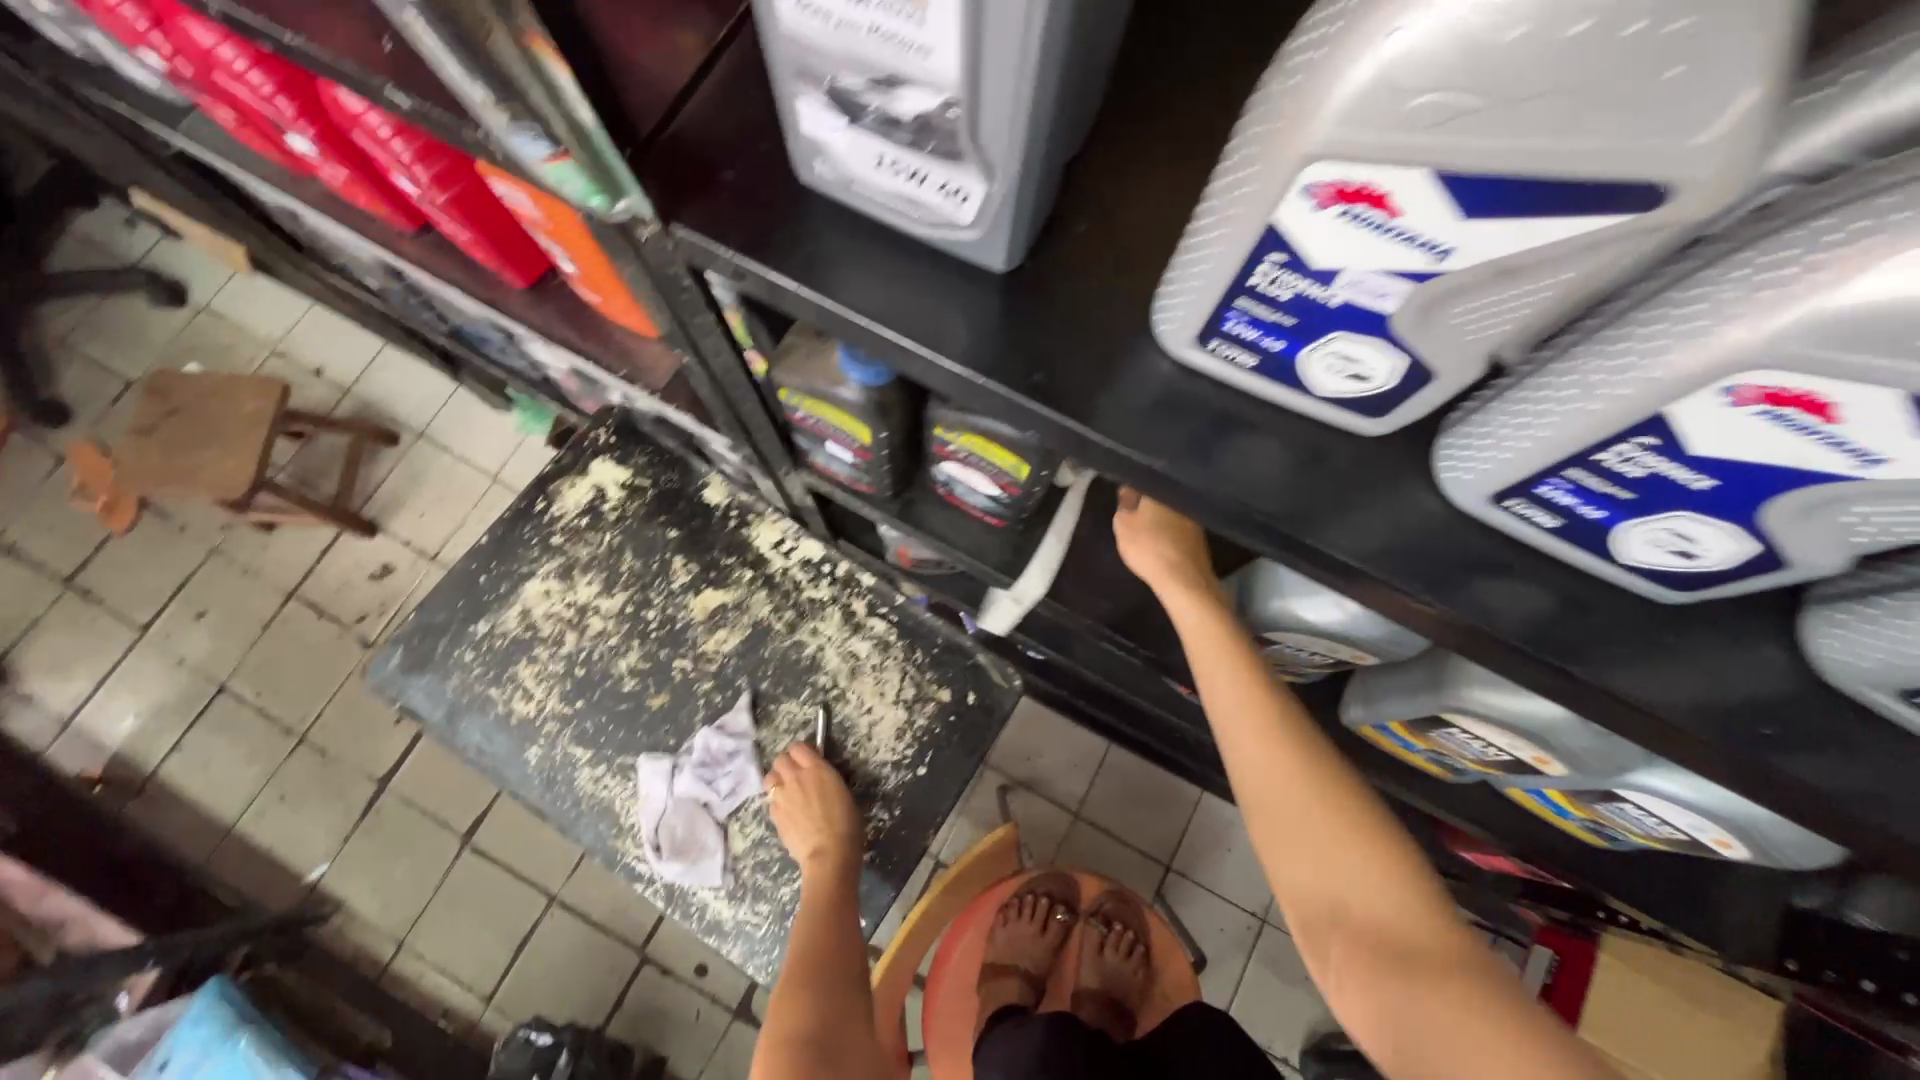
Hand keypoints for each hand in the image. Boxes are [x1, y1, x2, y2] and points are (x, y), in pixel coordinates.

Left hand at [767, 741, 863, 882]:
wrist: (828, 853)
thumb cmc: (846, 823)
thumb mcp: (842, 792)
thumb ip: (825, 779)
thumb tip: (817, 778)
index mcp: (816, 768)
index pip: (798, 746)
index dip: (802, 752)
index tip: (808, 760)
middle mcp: (795, 777)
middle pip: (780, 759)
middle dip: (787, 764)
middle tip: (796, 775)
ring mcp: (782, 796)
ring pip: (770, 777)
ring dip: (777, 780)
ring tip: (786, 791)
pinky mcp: (774, 813)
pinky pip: (771, 800)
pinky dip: (777, 802)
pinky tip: (787, 812)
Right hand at [1113, 488, 1217, 599]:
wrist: (1183, 578)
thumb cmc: (1148, 547)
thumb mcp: (1123, 525)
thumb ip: (1124, 504)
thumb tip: (1128, 489)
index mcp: (1161, 491)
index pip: (1144, 482)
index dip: (1132, 490)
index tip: (1123, 500)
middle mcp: (1181, 498)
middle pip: (1160, 497)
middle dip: (1147, 504)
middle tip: (1134, 516)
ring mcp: (1193, 518)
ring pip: (1171, 513)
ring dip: (1161, 519)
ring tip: (1147, 530)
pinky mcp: (1201, 537)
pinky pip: (1180, 528)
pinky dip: (1171, 533)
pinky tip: (1163, 542)